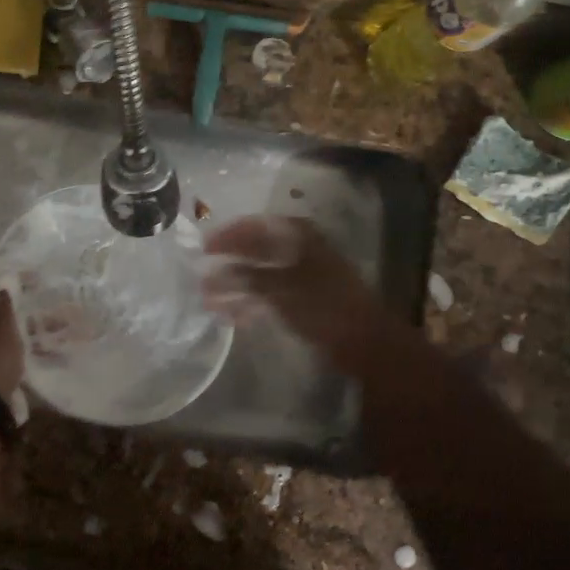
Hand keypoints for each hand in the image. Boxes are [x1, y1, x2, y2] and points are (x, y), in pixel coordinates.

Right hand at [202, 216, 392, 358]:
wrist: (365, 343)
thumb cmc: (324, 307)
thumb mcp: (281, 289)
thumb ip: (246, 277)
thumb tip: (214, 271)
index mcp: (300, 238)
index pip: (257, 226)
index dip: (229, 235)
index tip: (206, 248)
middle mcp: (302, 250)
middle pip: (257, 251)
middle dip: (229, 264)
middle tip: (204, 277)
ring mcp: (305, 275)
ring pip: (262, 275)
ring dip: (236, 287)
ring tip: (212, 301)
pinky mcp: (306, 299)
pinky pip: (271, 294)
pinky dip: (252, 302)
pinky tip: (235, 316)